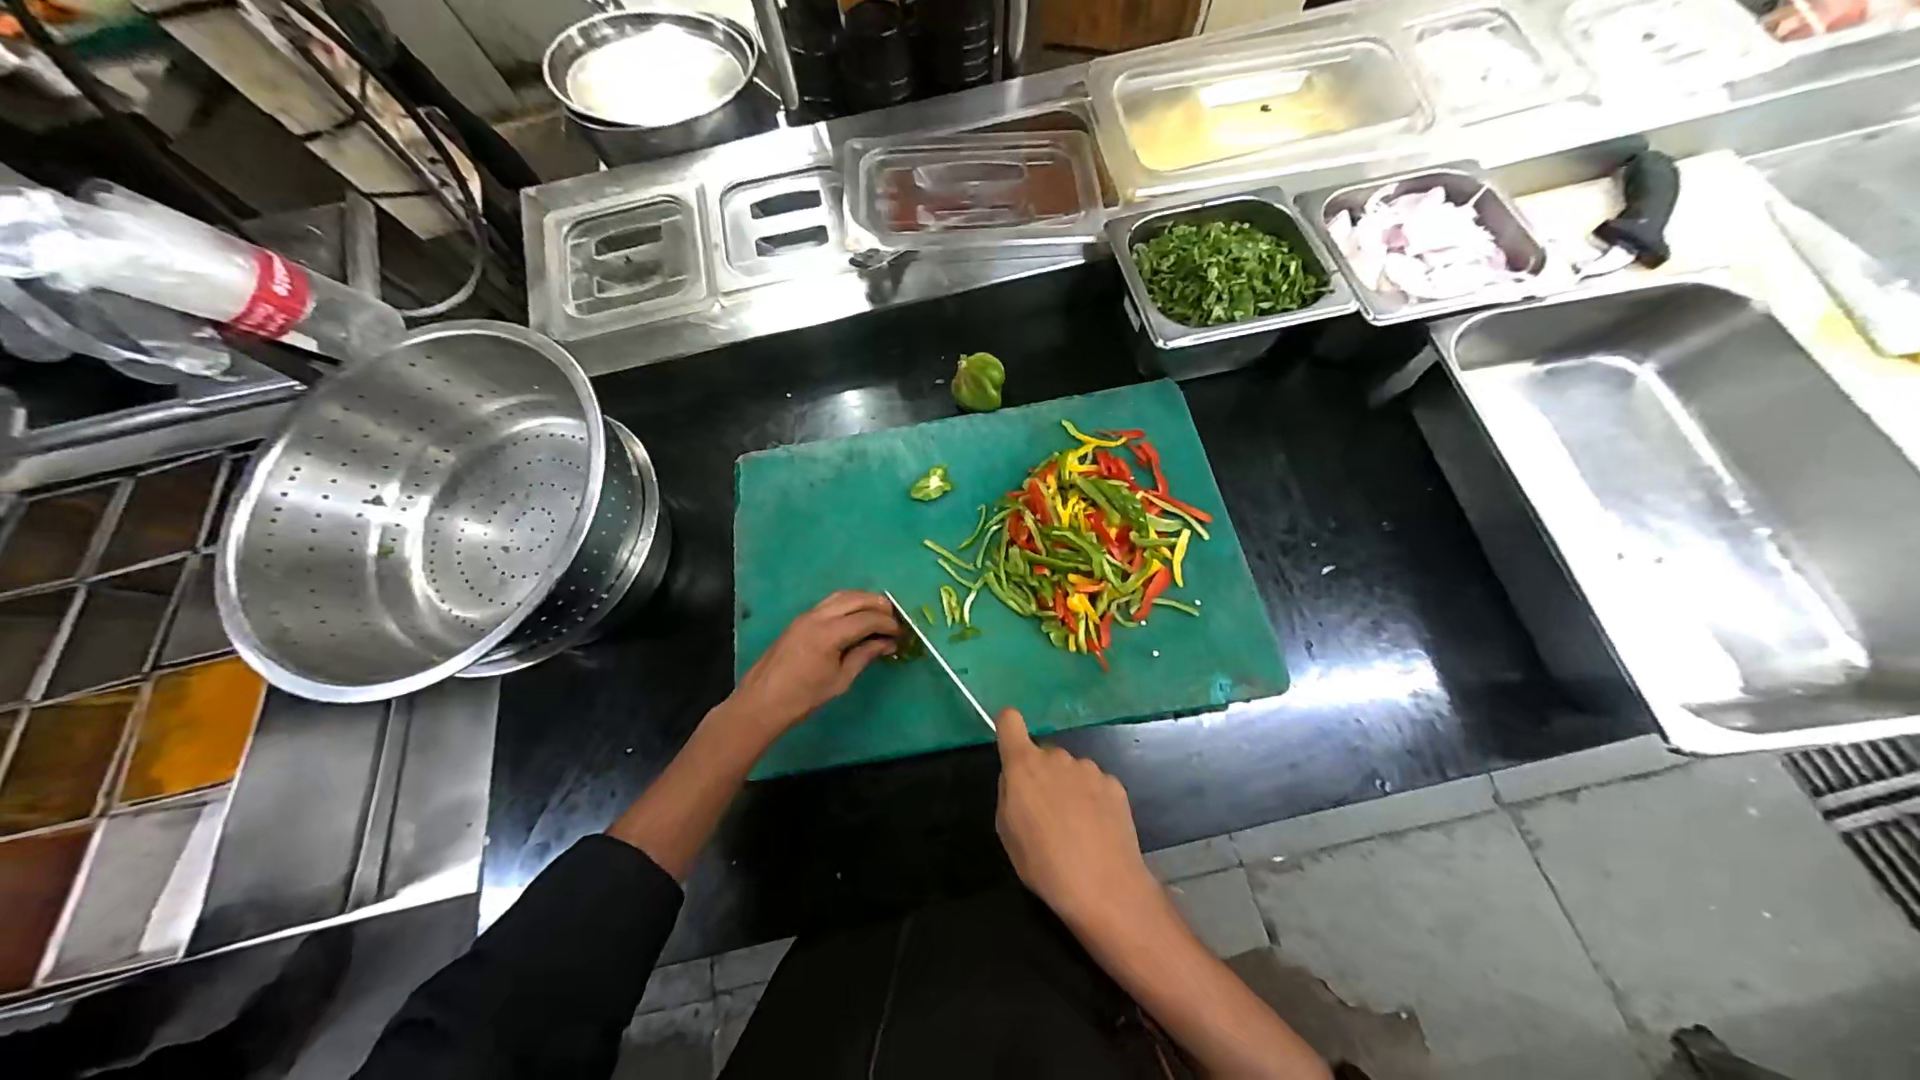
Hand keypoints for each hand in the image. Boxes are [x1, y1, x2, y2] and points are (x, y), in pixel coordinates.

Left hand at [725, 590, 898, 738]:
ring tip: (880, 615)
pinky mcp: (801, 619)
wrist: (762, 702)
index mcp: (829, 633)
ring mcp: (807, 615)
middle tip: (894, 620)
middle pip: (856, 598)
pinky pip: (830, 602)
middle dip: (879, 606)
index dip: (888, 624)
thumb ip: (865, 655)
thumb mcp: (840, 680)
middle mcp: (818, 616)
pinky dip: (848, 603)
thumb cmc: (804, 697)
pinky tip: (857, 617)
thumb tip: (887, 643)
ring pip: (842, 595)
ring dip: (864, 600)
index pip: (867, 618)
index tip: (901, 634)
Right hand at [995, 708, 1160, 930]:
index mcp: (1024, 766)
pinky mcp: (1115, 784)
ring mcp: (1090, 769)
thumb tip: (1017, 779)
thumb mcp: (1007, 833)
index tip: (1009, 743)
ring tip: (1074, 828)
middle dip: (1041, 775)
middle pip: (1043, 755)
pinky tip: (1096, 831)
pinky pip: (1094, 784)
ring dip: (1068, 788)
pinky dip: (1092, 800)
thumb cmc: (1044, 864)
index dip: (1007, 727)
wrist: (1105, 887)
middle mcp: (1058, 757)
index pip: (1010, 722)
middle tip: (1044, 814)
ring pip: (1070, 770)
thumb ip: (1009, 794)